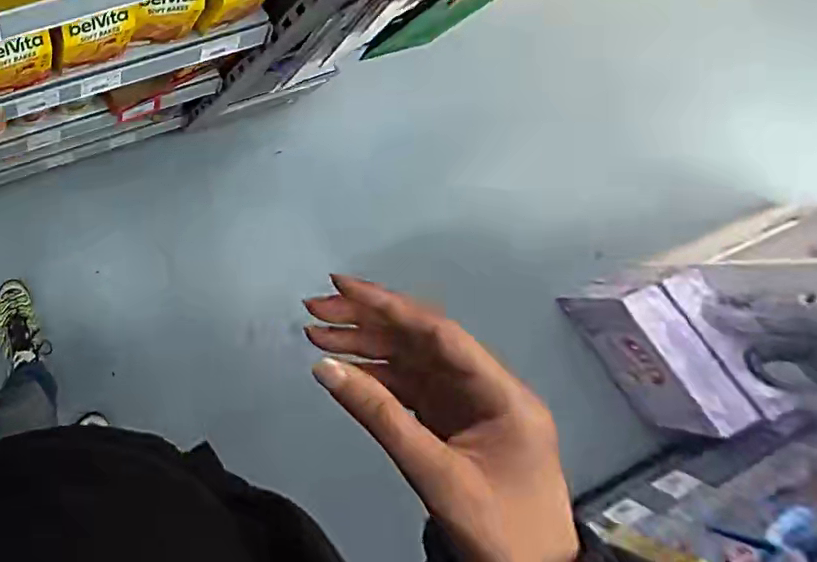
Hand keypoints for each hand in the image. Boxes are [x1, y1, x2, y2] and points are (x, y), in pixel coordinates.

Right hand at [304, 275, 575, 561]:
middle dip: (364, 320)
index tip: (341, 286)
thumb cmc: (499, 530)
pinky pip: (406, 382)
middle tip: (315, 308)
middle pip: (418, 339)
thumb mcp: (437, 475)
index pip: (438, 332)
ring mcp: (467, 402)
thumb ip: (380, 417)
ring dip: (362, 343)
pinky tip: (341, 366)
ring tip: (315, 334)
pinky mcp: (451, 418)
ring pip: (408, 357)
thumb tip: (324, 367)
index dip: (387, 304)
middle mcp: (485, 387)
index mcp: (502, 395)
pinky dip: (372, 371)